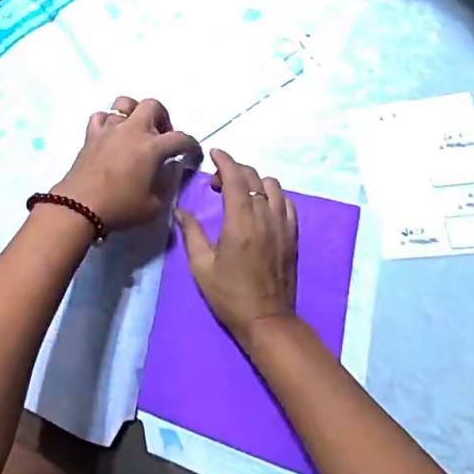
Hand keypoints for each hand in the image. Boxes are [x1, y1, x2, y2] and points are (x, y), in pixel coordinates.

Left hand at [50, 97, 200, 231]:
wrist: (78, 208)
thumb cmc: (119, 208)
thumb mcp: (153, 206)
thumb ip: (166, 185)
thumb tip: (169, 171)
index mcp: (152, 147)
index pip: (181, 138)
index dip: (192, 145)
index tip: (193, 155)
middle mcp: (132, 130)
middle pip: (152, 105)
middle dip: (163, 117)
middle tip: (162, 136)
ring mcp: (110, 129)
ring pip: (124, 103)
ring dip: (135, 112)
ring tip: (136, 129)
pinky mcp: (91, 135)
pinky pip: (100, 117)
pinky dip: (108, 122)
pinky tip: (111, 135)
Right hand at [178, 149, 300, 340]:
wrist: (267, 320)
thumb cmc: (230, 295)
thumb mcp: (201, 266)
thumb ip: (191, 233)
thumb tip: (180, 211)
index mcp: (241, 221)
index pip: (235, 177)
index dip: (225, 161)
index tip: (214, 153)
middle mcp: (265, 216)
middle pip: (254, 177)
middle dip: (234, 171)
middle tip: (216, 185)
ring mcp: (283, 224)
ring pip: (273, 186)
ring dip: (254, 181)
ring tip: (239, 194)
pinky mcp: (293, 235)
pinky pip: (286, 203)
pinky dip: (273, 196)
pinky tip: (261, 207)